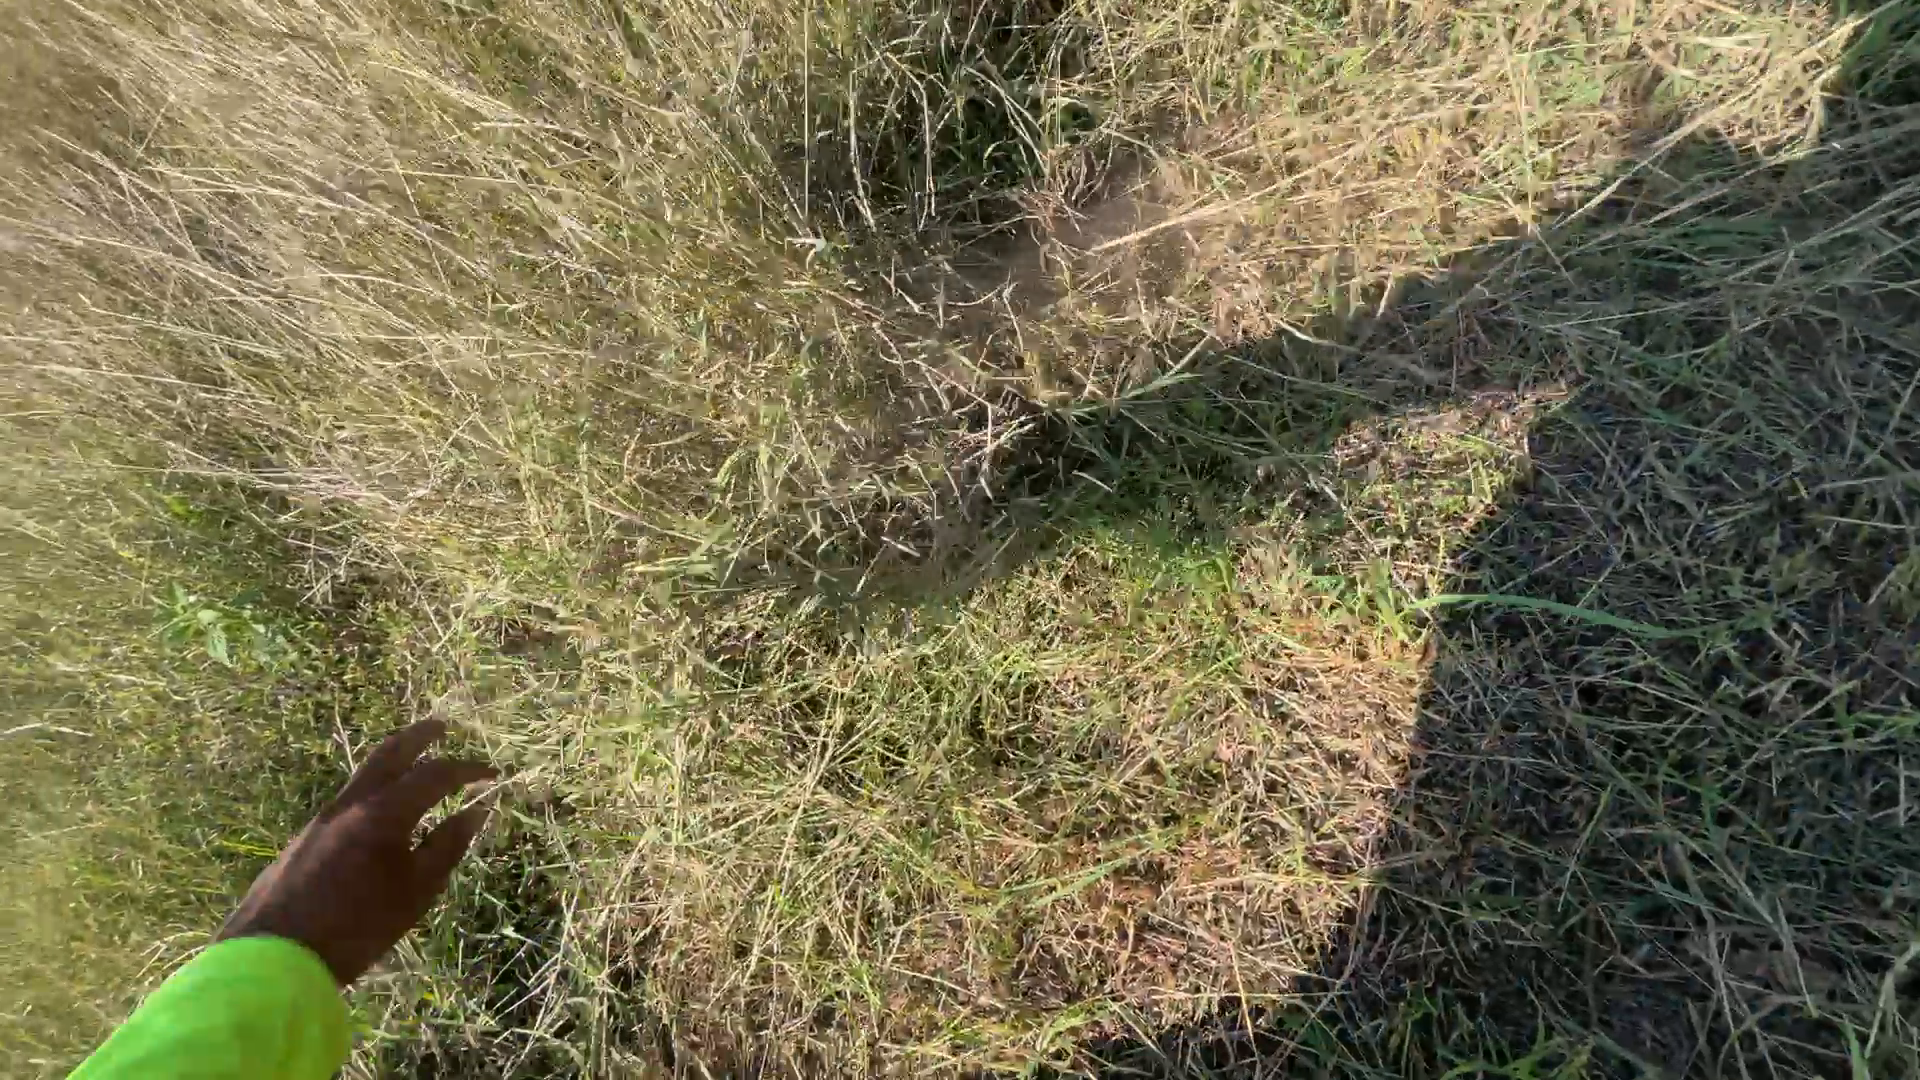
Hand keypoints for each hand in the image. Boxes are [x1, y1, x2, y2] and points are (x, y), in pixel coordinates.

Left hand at [216, 719, 498, 985]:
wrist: (268, 966)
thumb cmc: (357, 926)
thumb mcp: (418, 889)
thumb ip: (449, 844)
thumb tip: (476, 811)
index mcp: (385, 812)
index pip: (437, 774)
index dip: (470, 770)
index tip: (492, 775)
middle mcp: (351, 805)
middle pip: (389, 753)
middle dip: (419, 735)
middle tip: (442, 726)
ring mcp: (321, 821)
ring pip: (364, 774)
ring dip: (395, 761)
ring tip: (416, 763)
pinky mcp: (303, 840)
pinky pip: (349, 799)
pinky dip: (376, 788)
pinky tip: (385, 808)